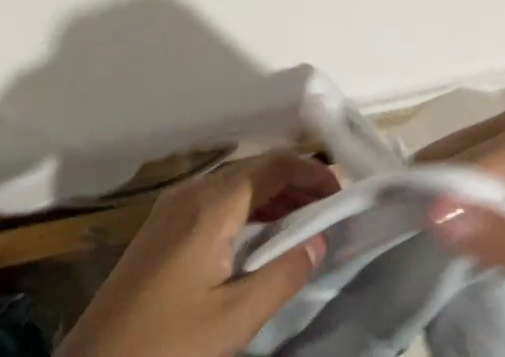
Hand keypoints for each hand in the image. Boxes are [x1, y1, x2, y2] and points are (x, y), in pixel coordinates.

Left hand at [59, 151, 340, 356]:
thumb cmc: (168, 339)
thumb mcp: (234, 317)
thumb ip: (282, 274)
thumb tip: (318, 240)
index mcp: (210, 205)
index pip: (272, 166)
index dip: (311, 171)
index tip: (342, 192)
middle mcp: (190, 192)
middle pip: (254, 169)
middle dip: (295, 181)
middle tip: (330, 207)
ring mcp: (172, 208)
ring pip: (234, 184)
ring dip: (272, 195)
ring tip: (305, 220)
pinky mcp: (162, 228)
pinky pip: (215, 201)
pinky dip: (247, 208)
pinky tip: (260, 235)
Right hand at [418, 107, 504, 356]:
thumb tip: (434, 214)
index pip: (466, 164)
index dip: (442, 203)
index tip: (427, 244)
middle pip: (456, 157)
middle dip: (453, 204)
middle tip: (470, 254)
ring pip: (458, 164)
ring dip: (462, 207)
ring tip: (484, 247)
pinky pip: (473, 171)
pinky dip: (473, 204)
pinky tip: (493, 234)